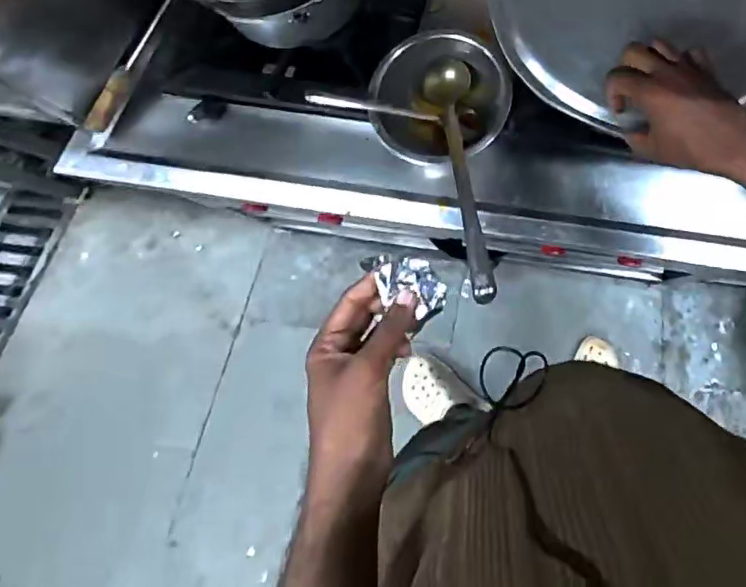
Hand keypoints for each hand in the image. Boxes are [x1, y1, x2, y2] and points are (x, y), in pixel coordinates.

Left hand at [304, 275, 417, 495]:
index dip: (373, 284)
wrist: (351, 476)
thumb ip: (389, 329)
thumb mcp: (369, 369)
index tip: (400, 268)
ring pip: (377, 334)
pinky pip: (384, 352)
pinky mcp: (370, 385)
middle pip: (364, 316)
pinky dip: (397, 344)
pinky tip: (410, 346)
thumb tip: (410, 293)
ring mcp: (354, 370)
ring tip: (420, 316)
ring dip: (396, 323)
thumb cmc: (350, 418)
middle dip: (389, 302)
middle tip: (418, 291)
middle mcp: (338, 353)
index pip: (350, 303)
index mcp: (326, 346)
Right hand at [604, 40, 745, 178]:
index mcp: (649, 91)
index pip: (616, 77)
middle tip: (631, 87)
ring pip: (660, 44)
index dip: (611, 92)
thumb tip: (631, 130)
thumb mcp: (655, 151)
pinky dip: (681, 58)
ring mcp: (687, 67)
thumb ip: (635, 138)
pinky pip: (690, 52)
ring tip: (653, 76)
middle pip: (633, 50)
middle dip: (625, 66)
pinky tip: (681, 75)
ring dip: (651, 57)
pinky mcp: (706, 70)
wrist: (736, 145)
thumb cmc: (694, 149)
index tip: (622, 111)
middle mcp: (665, 72)